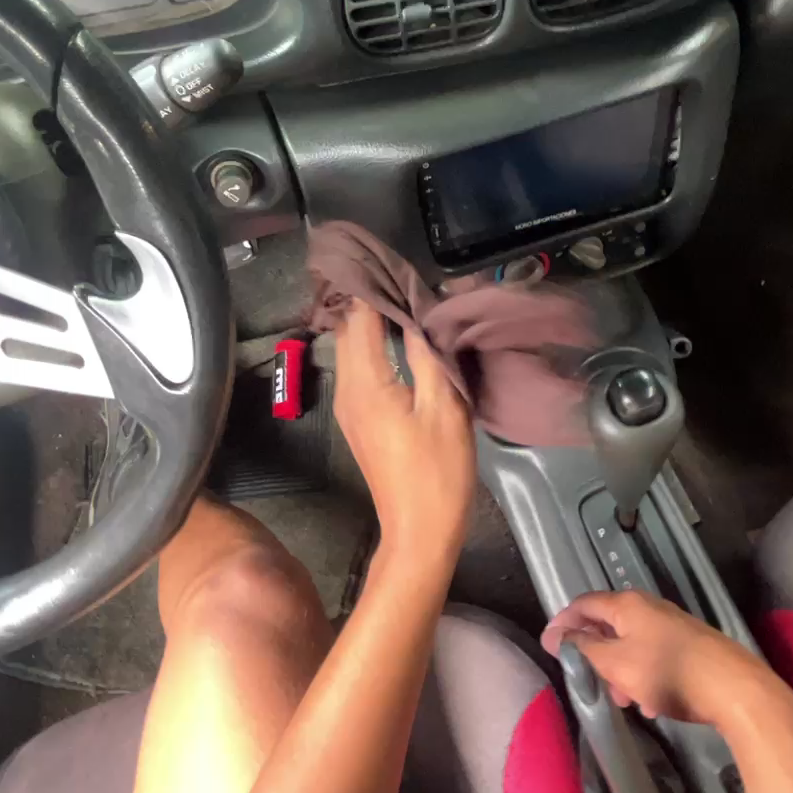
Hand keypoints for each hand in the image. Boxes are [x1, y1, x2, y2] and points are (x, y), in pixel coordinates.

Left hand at [333, 298, 475, 564]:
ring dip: (373, 322)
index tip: (395, 261)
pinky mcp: (359, 419)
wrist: (419, 531)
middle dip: (371, 298)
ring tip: (406, 296)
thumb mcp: (444, 408)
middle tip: (402, 272)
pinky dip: (375, 345)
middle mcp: (347, 390)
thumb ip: (428, 355)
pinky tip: (400, 337)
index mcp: (366, 384)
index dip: (375, 286)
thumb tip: (419, 311)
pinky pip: (361, 368)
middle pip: (349, 329)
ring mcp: (349, 406)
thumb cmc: (437, 473)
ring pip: (353, 348)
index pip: (359, 317)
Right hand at [541, 590, 787, 728]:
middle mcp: (649, 606)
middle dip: (594, 651)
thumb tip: (560, 634)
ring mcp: (673, 624)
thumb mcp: (616, 663)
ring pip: (632, 642)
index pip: (584, 603)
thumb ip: (584, 647)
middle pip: (609, 622)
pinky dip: (643, 674)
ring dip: (619, 669)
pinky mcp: (691, 645)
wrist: (735, 688)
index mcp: (627, 604)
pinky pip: (654, 654)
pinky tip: (651, 703)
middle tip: (586, 678)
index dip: (563, 622)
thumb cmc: (668, 673)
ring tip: (622, 700)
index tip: (549, 645)